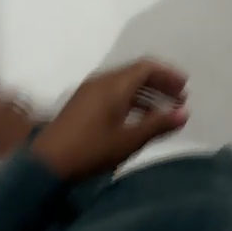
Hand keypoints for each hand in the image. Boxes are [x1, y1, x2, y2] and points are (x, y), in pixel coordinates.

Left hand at [29, 59, 189, 180]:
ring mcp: (90, 90)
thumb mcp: (128, 140)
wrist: (46, 163)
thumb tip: (184, 113)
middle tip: (179, 99)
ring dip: (146, 93)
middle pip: (136, 73)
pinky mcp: (83, 102)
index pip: (147, 67)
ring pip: (125, 83)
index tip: (185, 86)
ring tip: (163, 111)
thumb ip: (158, 125)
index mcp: (115, 84)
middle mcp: (103, 80)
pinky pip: (114, 92)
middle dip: (160, 84)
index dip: (168, 74)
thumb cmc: (91, 150)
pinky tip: (138, 118)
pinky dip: (131, 100)